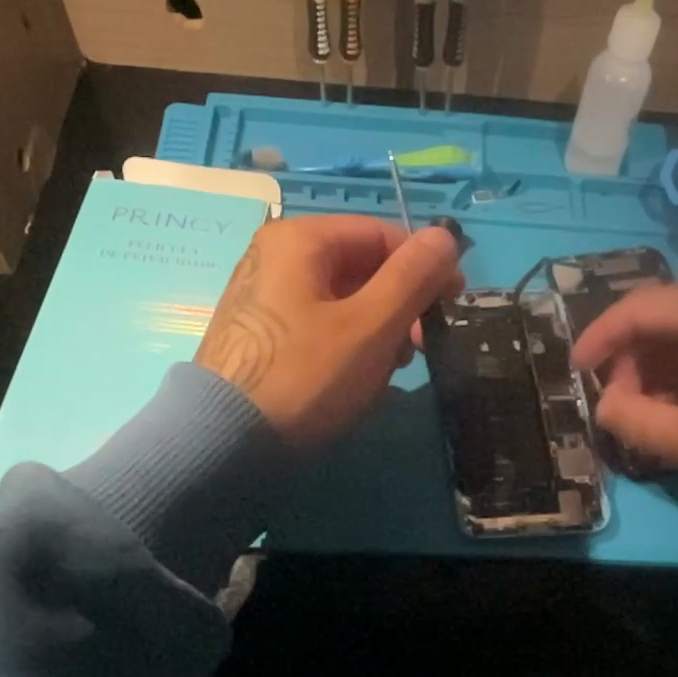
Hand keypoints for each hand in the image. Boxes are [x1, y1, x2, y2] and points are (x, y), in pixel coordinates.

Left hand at [195, 215, 463, 446]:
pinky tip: (356, 380)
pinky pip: (320, 327)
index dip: (424, 266)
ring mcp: (266, 297)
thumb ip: (413, 277)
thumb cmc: (305, 377)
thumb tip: (447, 235)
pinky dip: (348, 347)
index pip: (382, 234)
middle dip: (398, 307)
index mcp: (300, 240)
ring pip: (344, 301)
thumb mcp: (370, 326)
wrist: (226, 442)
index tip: (451, 305)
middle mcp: (277, 257)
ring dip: (377, 332)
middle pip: (362, 268)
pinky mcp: (262, 336)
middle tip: (417, 350)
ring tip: (386, 373)